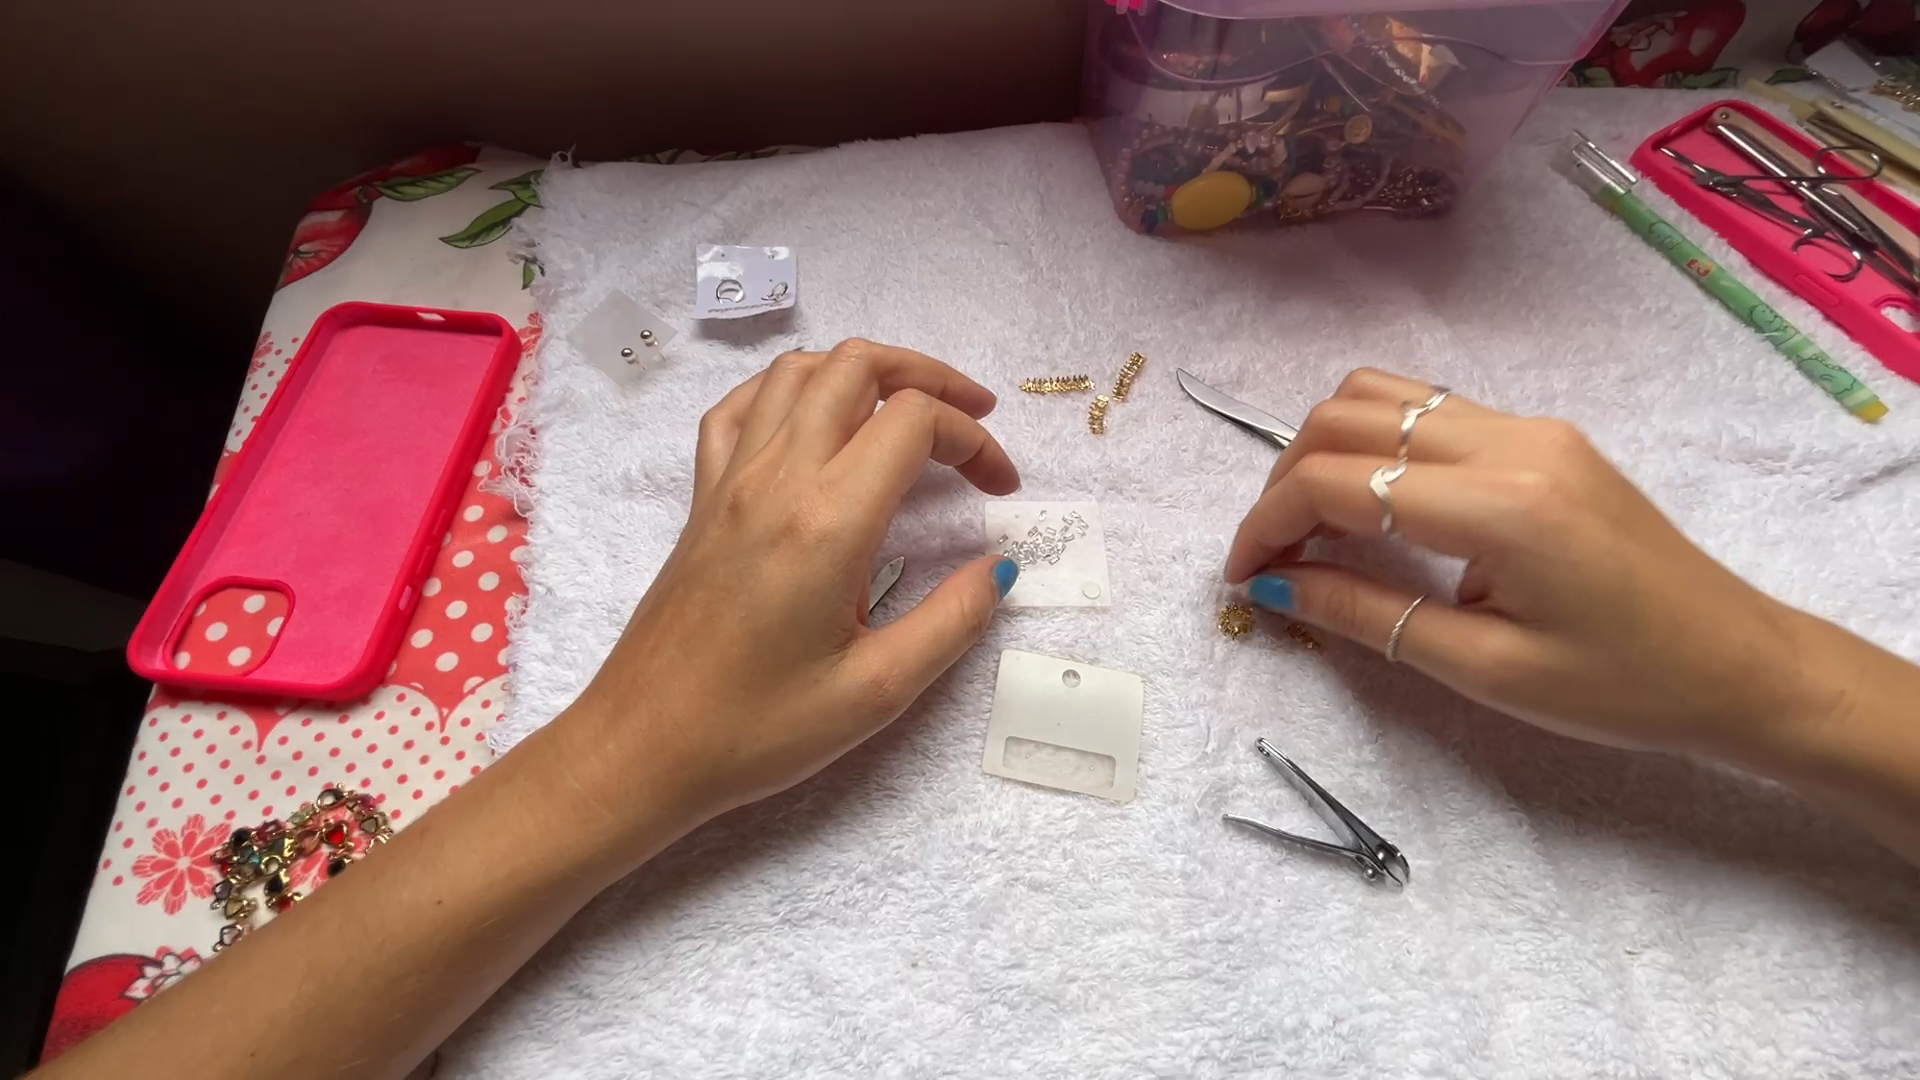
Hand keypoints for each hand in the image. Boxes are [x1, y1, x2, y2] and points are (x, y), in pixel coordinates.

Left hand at [564, 340, 1021, 845]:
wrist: (641, 747)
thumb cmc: (757, 728)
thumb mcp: (877, 691)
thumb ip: (953, 620)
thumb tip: (1000, 567)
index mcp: (826, 521)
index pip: (914, 422)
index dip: (975, 439)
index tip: (1002, 487)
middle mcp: (775, 477)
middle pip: (858, 366)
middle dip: (929, 376)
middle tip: (974, 414)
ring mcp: (730, 477)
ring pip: (800, 371)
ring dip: (865, 372)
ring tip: (907, 409)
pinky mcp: (703, 494)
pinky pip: (744, 406)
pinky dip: (793, 390)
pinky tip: (816, 421)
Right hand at [1226, 368, 1836, 758]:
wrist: (1750, 667)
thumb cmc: (1621, 687)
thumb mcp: (1480, 668)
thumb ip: (1362, 612)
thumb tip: (1271, 585)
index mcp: (1501, 505)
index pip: (1335, 482)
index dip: (1265, 523)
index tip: (1242, 574)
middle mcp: (1509, 440)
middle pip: (1341, 421)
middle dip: (1280, 484)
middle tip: (1269, 552)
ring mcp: (1524, 425)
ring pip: (1373, 395)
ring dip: (1316, 451)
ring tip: (1307, 517)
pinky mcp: (1532, 432)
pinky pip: (1416, 407)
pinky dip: (1361, 440)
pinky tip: (1362, 494)